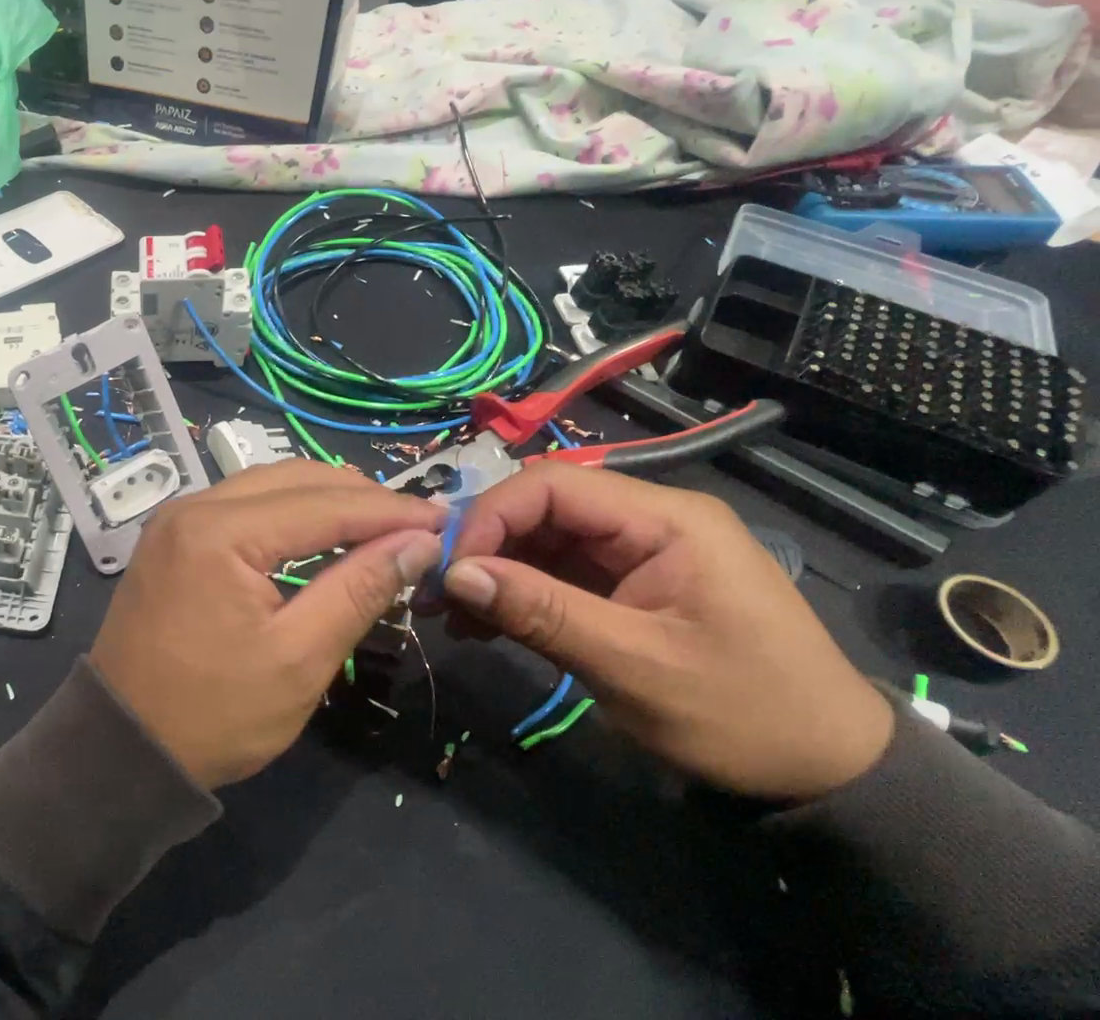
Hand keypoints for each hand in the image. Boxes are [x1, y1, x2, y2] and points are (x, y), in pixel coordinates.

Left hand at [89, 460, 443, 789]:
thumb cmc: (213, 715)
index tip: (448, 522)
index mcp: (219, 531)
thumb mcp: (299, 659)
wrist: (120, 748)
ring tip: (380, 531)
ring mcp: (175, 522)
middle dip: (361, 498)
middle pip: (294, 480)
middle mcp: (192, 507)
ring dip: (325, 503)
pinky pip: (241, 510)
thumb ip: (359, 589)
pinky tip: (321, 539)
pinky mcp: (170, 542)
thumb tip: (418, 542)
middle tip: (417, 528)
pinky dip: (288, 518)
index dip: (392, 511)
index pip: (325, 503)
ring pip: (267, 488)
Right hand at [419, 462, 891, 801]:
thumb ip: (539, 611)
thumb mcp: (632, 664)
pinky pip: (557, 575)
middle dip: (482, 546)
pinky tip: (482, 627)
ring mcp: (638, 554)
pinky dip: (516, 597)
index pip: (553, 485)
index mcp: (666, 520)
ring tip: (450, 618)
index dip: (489, 517)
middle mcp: (649, 522)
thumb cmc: (741, 713)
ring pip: (542, 542)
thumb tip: (452, 574)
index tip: (448, 571)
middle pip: (542, 509)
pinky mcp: (628, 587)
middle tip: (433, 595)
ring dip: (492, 574)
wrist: (823, 771)